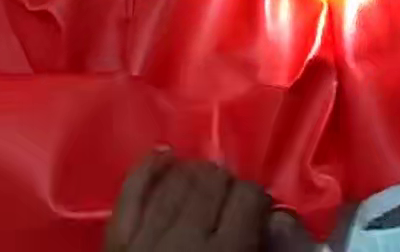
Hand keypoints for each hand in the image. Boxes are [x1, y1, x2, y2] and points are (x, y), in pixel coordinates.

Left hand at [105, 149, 280, 251]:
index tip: (260, 216)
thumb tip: (284, 222)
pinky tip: (165, 156)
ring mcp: (144, 238)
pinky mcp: (114, 242)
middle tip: (233, 204)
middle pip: (212, 181)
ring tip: (206, 186)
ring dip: (196, 175)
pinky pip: (132, 189)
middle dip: (228, 186)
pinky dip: (150, 168)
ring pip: (177, 178)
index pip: (248, 198)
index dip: (258, 201)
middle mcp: (184, 240)